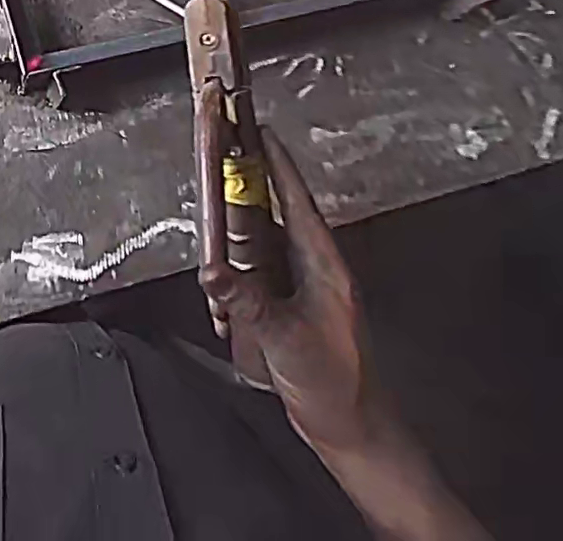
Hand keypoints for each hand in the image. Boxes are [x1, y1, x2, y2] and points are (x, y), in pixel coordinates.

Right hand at [201, 129, 387, 455]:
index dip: (279, 165)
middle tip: (217, 163)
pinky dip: (229, 268)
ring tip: (209, 229)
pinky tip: (216, 280)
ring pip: (257, 243)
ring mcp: (295, 286)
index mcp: (323, 266)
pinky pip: (249, 270)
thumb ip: (247, 302)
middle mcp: (309, 267)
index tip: (261, 132)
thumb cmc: (336, 385)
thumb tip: (210, 271)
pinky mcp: (281, 303)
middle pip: (270, 214)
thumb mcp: (288, 339)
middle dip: (242, 189)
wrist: (353, 431)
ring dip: (230, 236)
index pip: (296, 202)